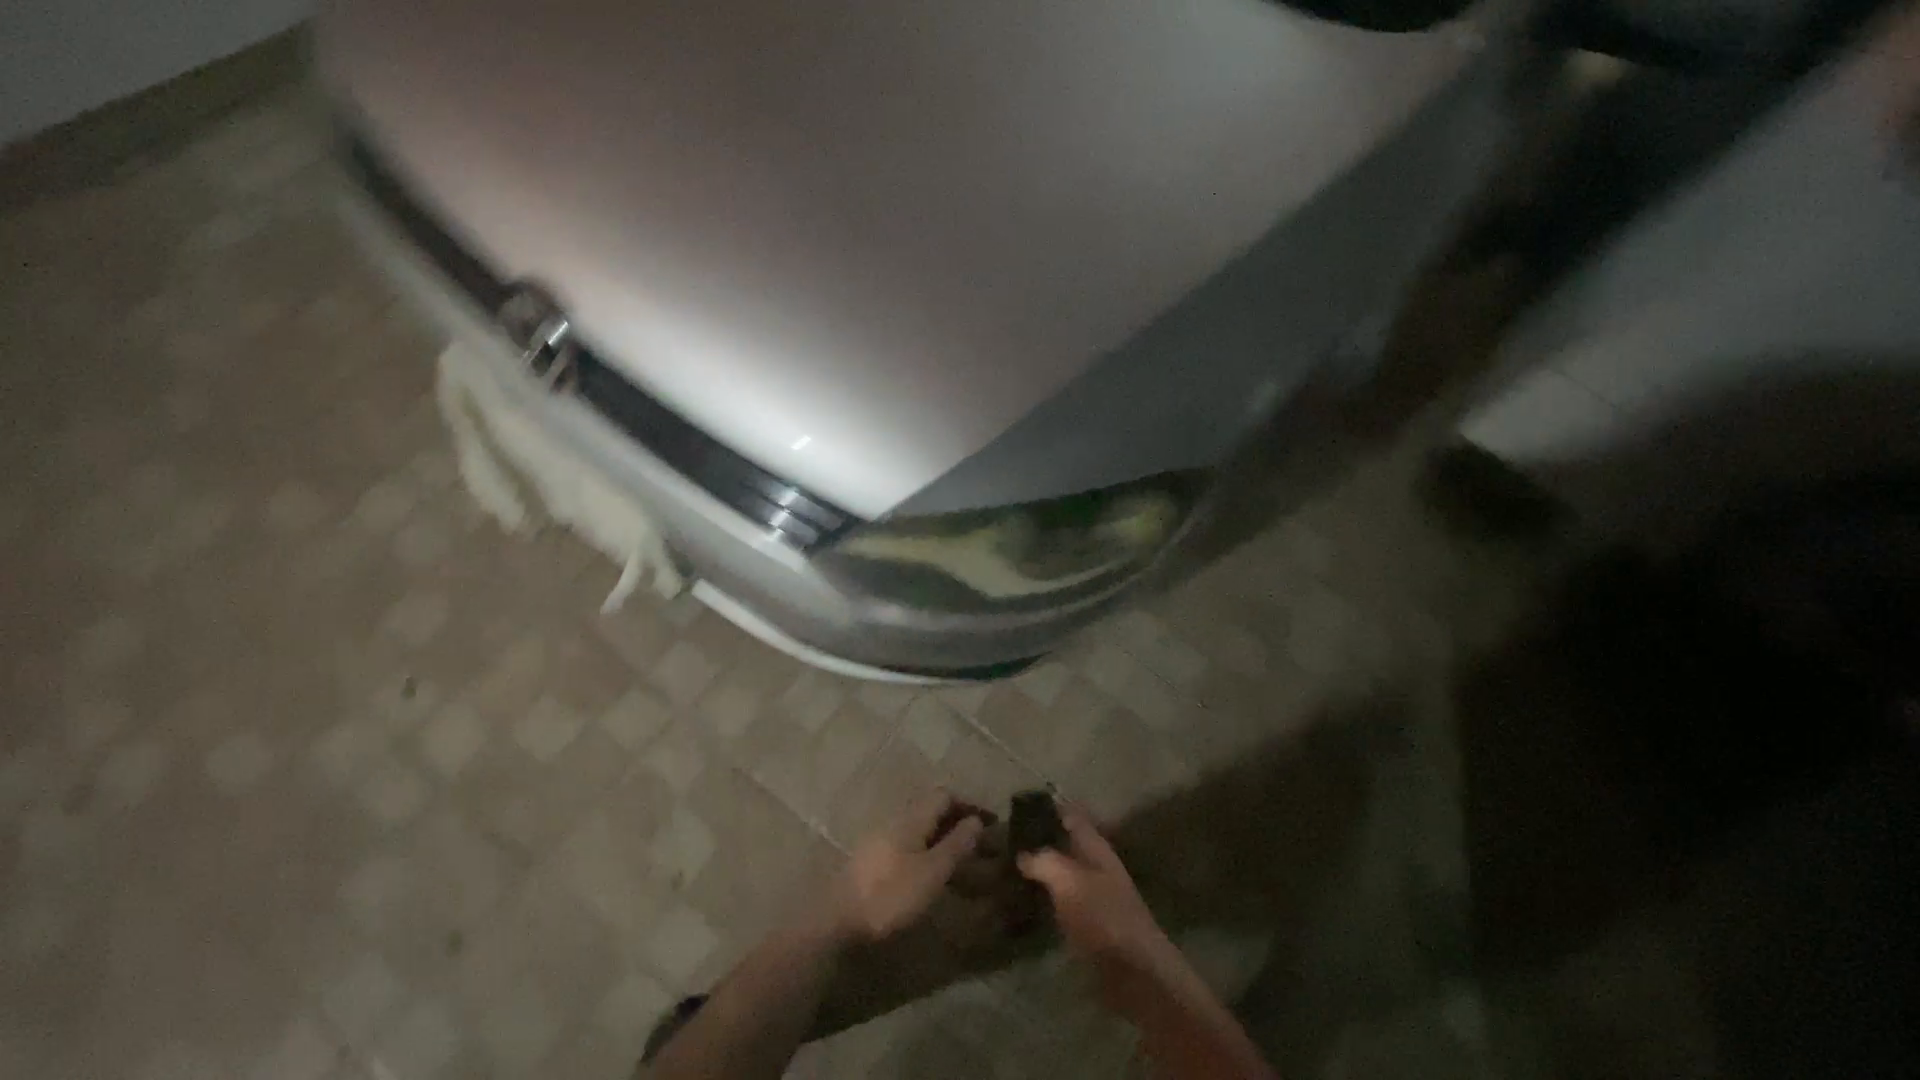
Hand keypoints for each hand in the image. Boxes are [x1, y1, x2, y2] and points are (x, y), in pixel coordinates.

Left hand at [832, 789, 984, 941]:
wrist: (837, 922)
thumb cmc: (890, 894)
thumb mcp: (932, 871)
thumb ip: (956, 844)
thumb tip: (976, 820)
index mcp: (911, 818)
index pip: (944, 796)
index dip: (969, 806)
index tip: (991, 825)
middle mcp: (895, 822)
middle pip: (931, 812)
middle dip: (958, 824)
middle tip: (982, 847)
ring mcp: (880, 841)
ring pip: (920, 831)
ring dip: (944, 841)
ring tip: (963, 864)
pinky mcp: (872, 862)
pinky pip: (908, 847)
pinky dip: (928, 854)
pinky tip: (933, 876)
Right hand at [1016, 804, 1173, 977]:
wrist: (1133, 972)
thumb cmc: (1104, 917)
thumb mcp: (1070, 880)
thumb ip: (1044, 860)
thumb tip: (1023, 853)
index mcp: (1095, 848)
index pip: (1071, 816)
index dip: (1047, 807)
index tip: (1015, 805)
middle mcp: (1093, 867)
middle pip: (1062, 844)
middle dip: (1035, 840)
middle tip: (998, 841)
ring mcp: (1089, 896)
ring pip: (1057, 873)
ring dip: (1034, 870)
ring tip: (1000, 867)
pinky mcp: (1083, 924)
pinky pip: (1055, 901)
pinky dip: (1038, 897)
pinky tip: (1016, 899)